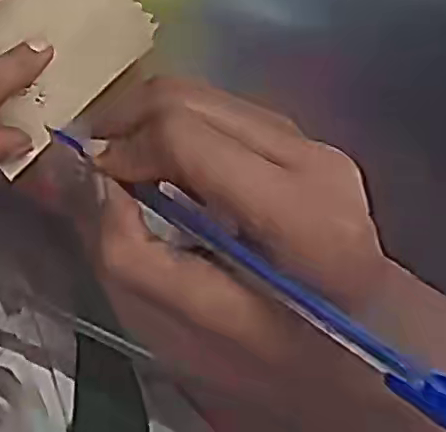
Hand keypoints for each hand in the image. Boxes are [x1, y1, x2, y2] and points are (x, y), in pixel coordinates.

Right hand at [88, 79, 409, 426]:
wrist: (357, 349)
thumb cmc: (271, 354)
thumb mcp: (182, 323)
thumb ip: (123, 247)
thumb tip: (88, 171)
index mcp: (302, 217)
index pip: (182, 135)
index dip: (123, 148)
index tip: (97, 178)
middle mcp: (314, 160)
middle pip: (179, 99)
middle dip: (121, 122)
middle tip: (98, 163)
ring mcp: (307, 138)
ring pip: (188, 91)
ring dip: (139, 118)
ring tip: (125, 161)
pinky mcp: (292, 131)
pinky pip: (205, 103)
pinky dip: (164, 121)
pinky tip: (161, 160)